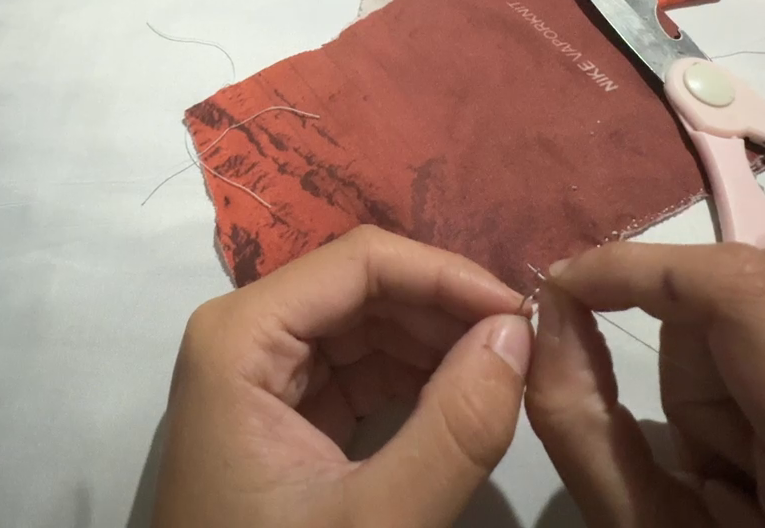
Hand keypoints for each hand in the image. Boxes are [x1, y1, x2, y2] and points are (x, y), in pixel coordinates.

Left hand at [152, 226, 534, 527]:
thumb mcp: (371, 523)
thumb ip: (452, 432)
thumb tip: (517, 337)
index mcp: (242, 333)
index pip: (359, 262)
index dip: (444, 275)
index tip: (519, 311)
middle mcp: (246, 329)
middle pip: (361, 286)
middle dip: (443, 309)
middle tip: (522, 344)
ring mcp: (263, 365)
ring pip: (364, 320)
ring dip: (435, 340)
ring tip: (503, 368)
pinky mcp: (283, 403)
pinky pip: (356, 364)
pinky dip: (412, 375)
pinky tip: (461, 393)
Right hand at [526, 242, 764, 527]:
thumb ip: (586, 427)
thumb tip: (549, 307)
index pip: (740, 292)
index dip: (634, 267)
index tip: (563, 289)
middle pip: (740, 320)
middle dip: (686, 382)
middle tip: (706, 491)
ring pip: (762, 339)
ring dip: (717, 402)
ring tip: (745, 501)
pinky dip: (752, 415)